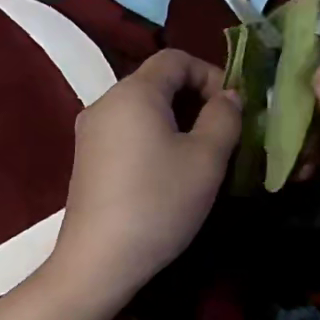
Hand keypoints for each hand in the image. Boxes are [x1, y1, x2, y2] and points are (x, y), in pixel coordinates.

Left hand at [49, 49, 240, 295]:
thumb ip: (224, 117)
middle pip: (156, 83)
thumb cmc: (159, 203)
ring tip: (199, 158)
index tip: (233, 107)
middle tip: (222, 135)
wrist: (99, 260)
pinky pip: (125, 135)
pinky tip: (166, 175)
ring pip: (141, 111)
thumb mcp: (206, 159)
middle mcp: (104, 103)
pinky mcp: (85, 161)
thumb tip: (227, 97)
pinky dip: (151, 141)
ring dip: (175, 123)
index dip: (211, 73)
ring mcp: (89, 133)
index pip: (175, 58)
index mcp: (133, 92)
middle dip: (195, 100)